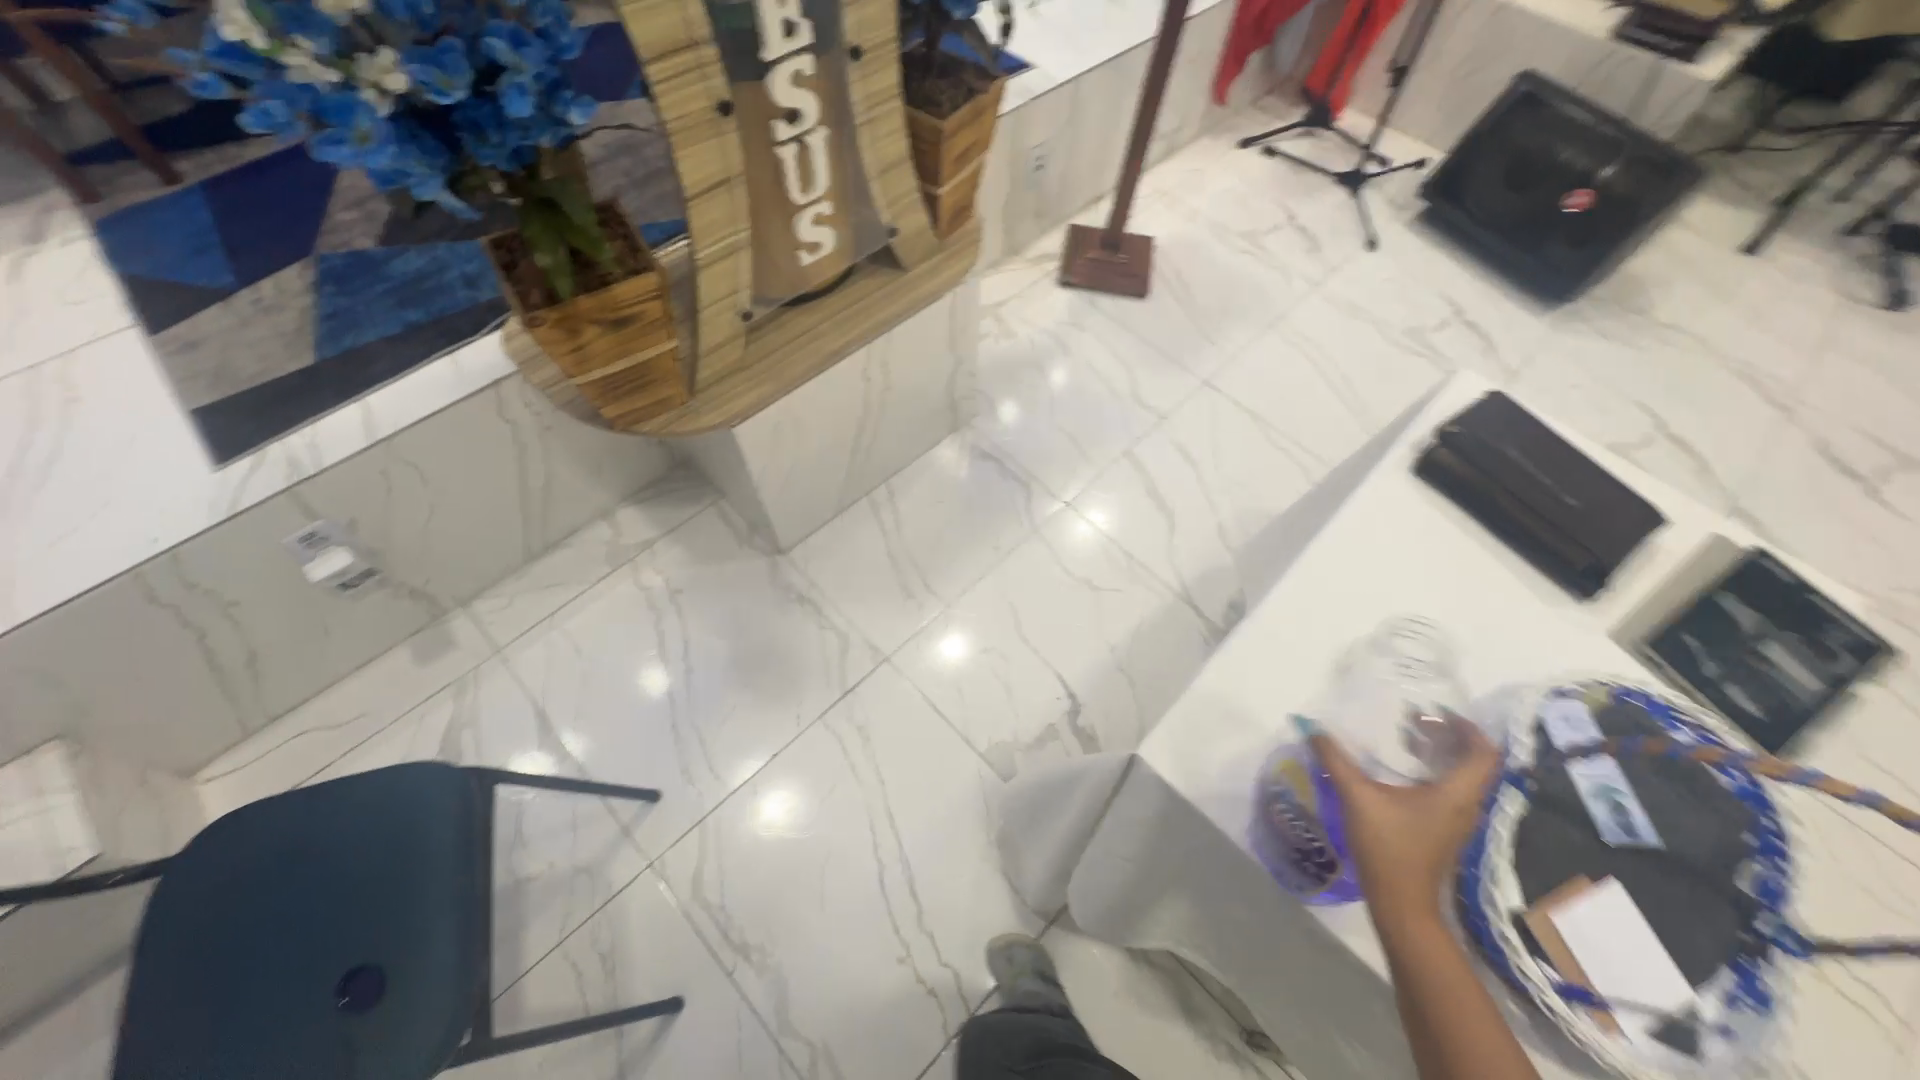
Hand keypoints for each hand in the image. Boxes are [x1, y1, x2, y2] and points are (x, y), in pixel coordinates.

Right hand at [1309, 715, 1502, 918]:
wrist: (1401, 902)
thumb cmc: (1387, 847)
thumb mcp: (1357, 798)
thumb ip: (1336, 761)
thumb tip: (1314, 729)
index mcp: (1457, 792)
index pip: (1484, 751)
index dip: (1467, 727)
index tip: (1437, 712)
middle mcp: (1467, 804)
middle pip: (1477, 762)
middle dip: (1452, 737)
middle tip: (1419, 721)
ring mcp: (1460, 820)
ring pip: (1466, 777)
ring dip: (1445, 755)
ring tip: (1411, 740)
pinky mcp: (1448, 831)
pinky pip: (1455, 791)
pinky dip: (1438, 774)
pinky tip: (1405, 773)